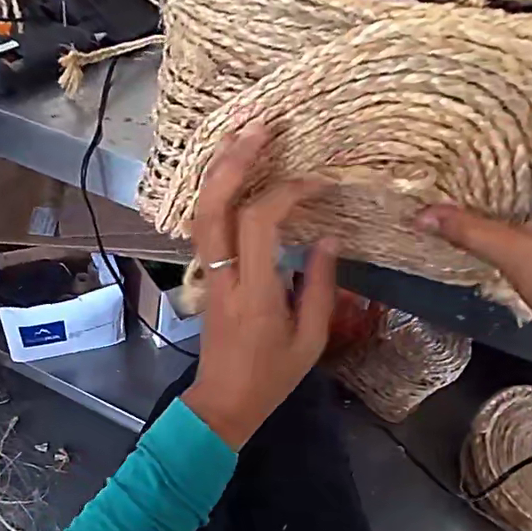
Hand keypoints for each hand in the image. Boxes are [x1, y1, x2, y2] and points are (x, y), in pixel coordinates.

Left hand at [182, 120, 339, 447]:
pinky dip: (215, 193)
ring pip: (201, 213)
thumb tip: (330, 238)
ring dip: (219, 171)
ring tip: (242, 137)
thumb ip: (321, 287)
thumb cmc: (270, 377)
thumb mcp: (310, 340)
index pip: (260, 225)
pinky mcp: (204, 276)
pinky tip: (231, 173)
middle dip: (234, 163)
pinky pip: (204, 226)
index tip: (316, 183)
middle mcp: (223, 277)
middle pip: (215, 208)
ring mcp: (207, 275)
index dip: (286, 194)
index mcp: (254, 295)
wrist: (223, 402)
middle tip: (260, 128)